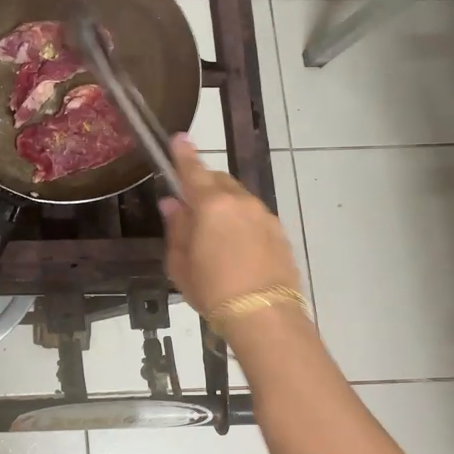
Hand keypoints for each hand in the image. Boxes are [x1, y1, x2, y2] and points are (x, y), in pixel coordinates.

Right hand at [159, 135, 301, 315]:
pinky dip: (241, 221)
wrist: (264, 316)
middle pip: (219, 181)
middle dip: (204, 185)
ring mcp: (264, 216)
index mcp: (210, 205)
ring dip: (224, 205)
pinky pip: (254, 216)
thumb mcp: (180, 263)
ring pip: (239, 198)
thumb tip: (173, 205)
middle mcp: (240, 202)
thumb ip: (177, 228)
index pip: (193, 170)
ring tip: (213, 232)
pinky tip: (235, 246)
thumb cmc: (212, 290)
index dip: (184, 154)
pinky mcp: (279, 233)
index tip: (179, 138)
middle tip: (190, 204)